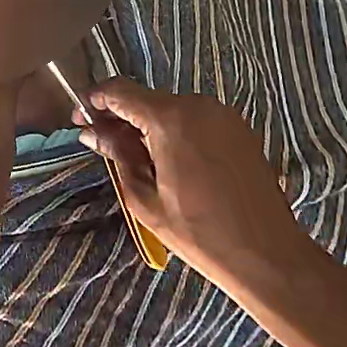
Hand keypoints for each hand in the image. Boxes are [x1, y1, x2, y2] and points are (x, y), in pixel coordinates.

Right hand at [75, 78, 299, 284]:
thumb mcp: (145, 198)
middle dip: (120, 117)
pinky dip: (174, 131)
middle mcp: (197, 105)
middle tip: (101, 144)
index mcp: (170, 119)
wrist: (268, 254)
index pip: (119, 91)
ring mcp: (222, 115)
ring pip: (170, 109)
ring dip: (148, 125)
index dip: (94, 100)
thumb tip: (91, 132)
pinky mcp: (239, 128)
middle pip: (145, 99)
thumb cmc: (199, 232)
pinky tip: (170, 162)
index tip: (79, 118)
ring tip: (136, 160)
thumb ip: (117, 156)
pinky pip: (195, 120)